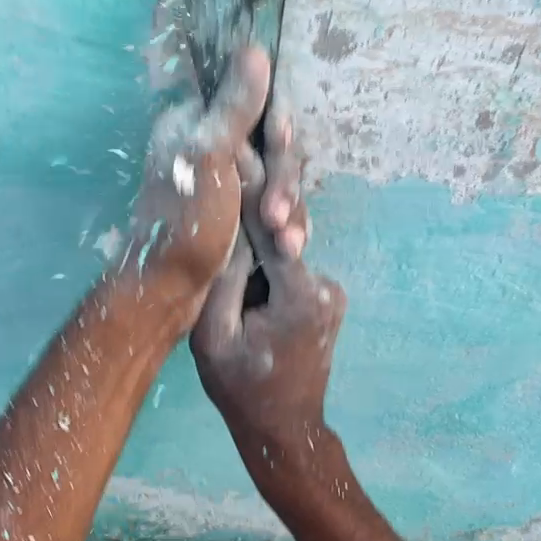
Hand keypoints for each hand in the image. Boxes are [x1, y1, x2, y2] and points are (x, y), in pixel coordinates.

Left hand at [121, 46, 270, 324]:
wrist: (171, 292)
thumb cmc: (183, 224)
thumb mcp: (209, 157)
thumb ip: (234, 107)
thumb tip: (255, 50)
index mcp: (195, 124)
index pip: (253, 102)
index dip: (274, 126)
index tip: (278, 143)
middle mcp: (213, 149)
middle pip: (273, 147)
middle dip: (281, 182)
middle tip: (275, 215)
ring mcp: (230, 185)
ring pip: (281, 181)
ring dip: (289, 211)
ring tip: (285, 243)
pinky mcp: (243, 217)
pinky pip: (280, 210)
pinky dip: (287, 229)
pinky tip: (288, 249)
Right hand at [190, 108, 344, 475]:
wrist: (286, 427)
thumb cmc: (243, 391)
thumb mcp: (213, 339)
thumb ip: (220, 280)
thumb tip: (221, 227)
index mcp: (298, 296)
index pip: (269, 226)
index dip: (251, 181)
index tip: (235, 137)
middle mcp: (323, 284)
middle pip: (290, 219)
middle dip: (273, 169)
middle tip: (269, 112)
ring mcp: (328, 289)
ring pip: (292, 236)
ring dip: (273, 194)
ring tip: (270, 133)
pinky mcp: (321, 294)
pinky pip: (291, 256)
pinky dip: (273, 229)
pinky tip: (262, 192)